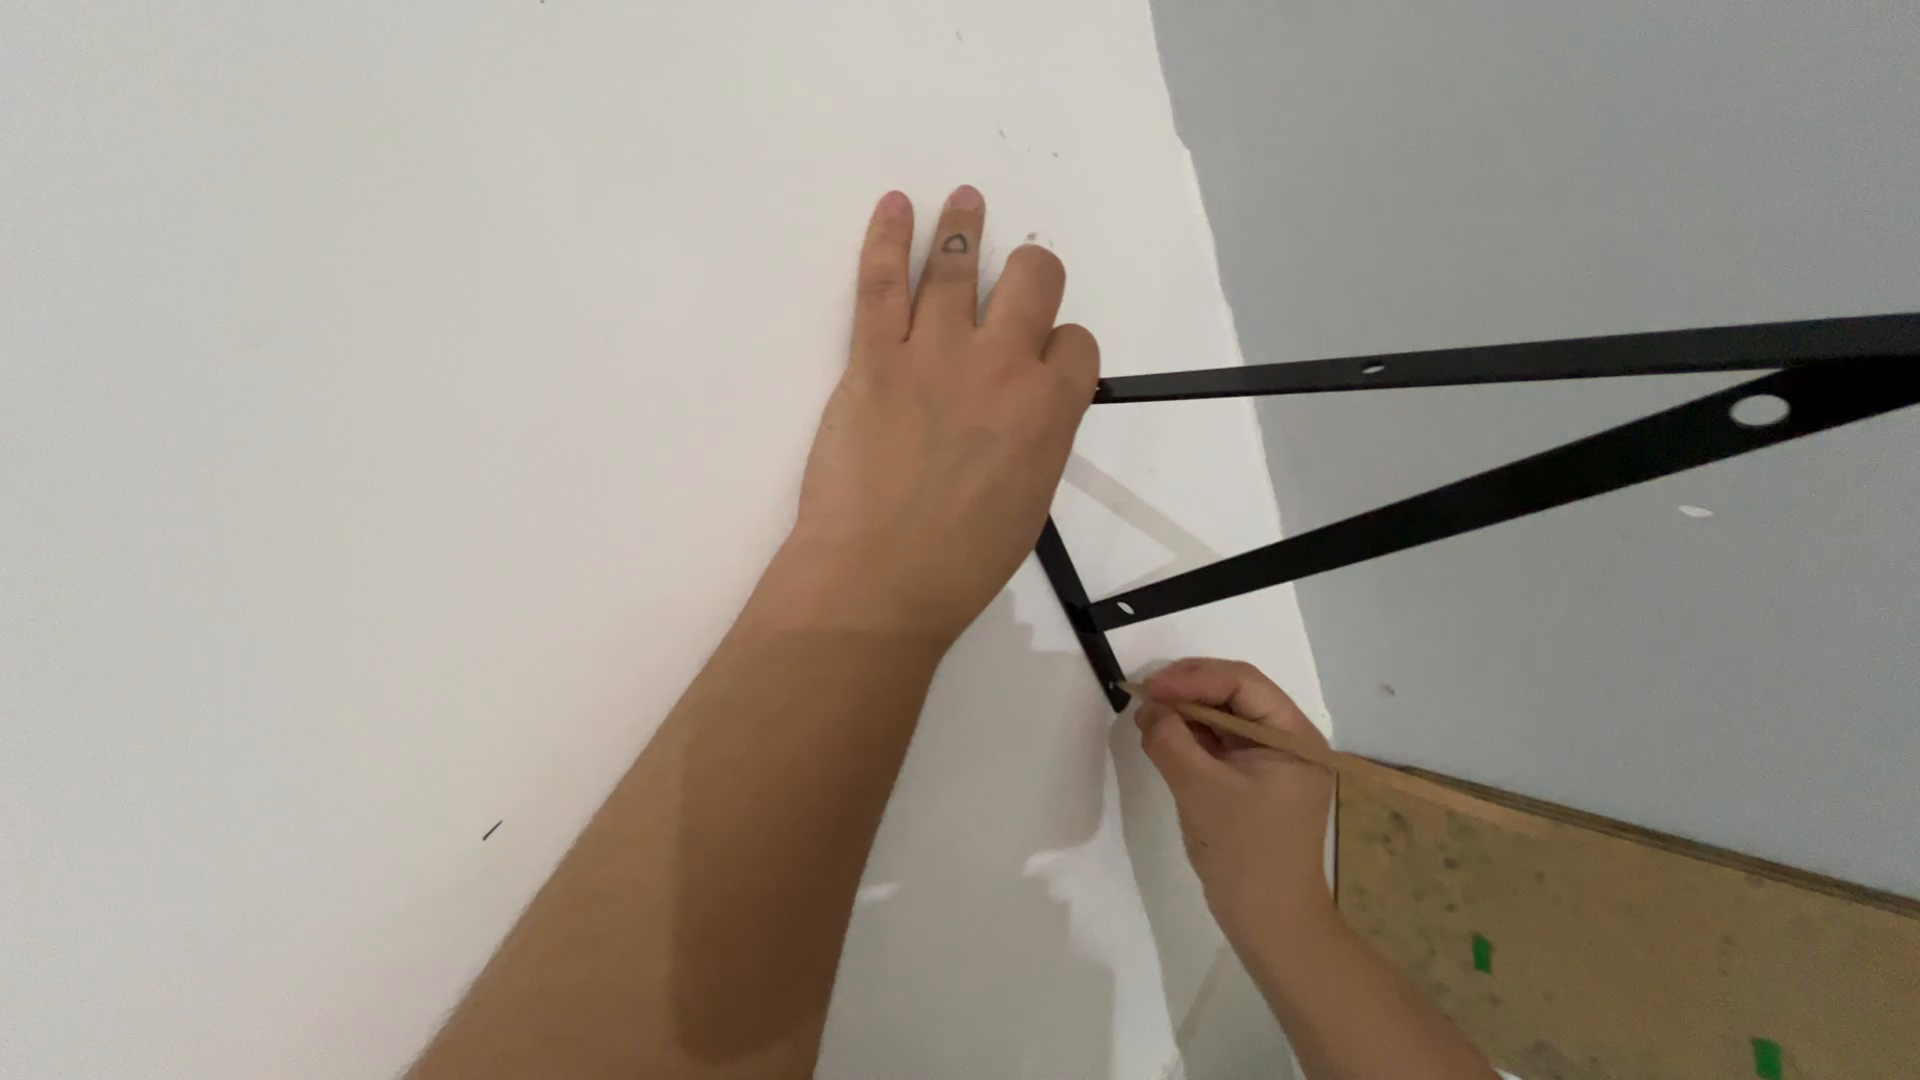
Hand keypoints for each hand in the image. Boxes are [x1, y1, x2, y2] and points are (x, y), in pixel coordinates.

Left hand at [777, 186, 1099, 641]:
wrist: (878, 580)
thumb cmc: (960, 563)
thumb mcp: (1029, 504)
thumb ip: (1036, 442)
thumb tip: (1024, 414)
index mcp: (1051, 411)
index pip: (1076, 341)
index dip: (1062, 347)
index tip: (1045, 361)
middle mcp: (1002, 366)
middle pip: (1034, 279)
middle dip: (1033, 273)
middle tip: (1017, 282)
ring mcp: (934, 354)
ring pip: (958, 264)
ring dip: (965, 226)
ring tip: (964, 200)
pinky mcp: (873, 358)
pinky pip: (882, 282)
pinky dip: (888, 237)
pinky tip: (896, 206)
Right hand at [1135, 658, 1335, 938]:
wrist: (1269, 921)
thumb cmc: (1244, 852)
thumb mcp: (1200, 789)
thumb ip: (1170, 739)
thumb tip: (1148, 707)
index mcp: (1293, 735)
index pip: (1242, 682)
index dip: (1193, 677)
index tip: (1150, 688)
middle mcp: (1287, 739)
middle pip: (1234, 692)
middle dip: (1187, 689)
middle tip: (1145, 695)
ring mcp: (1270, 760)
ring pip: (1224, 715)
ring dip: (1185, 710)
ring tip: (1147, 714)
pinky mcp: (1252, 779)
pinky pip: (1219, 741)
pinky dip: (1190, 734)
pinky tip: (1162, 735)